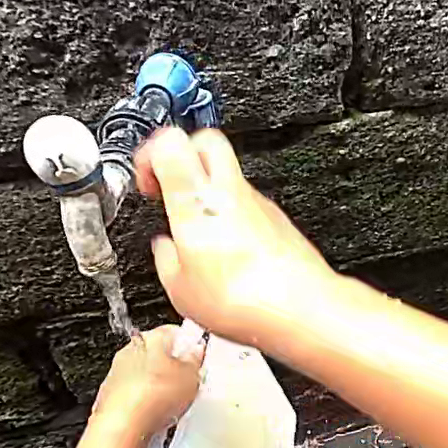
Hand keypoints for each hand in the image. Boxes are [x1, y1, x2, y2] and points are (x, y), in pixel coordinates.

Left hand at [89, 323, 204, 446]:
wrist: (122, 427)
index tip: (199, 356)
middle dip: (173, 366)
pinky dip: (144, 401)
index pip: (176, 331)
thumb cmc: (153, 397)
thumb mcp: (192, 375)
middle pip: (158, 353)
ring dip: (157, 384)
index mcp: (151, 337)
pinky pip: (134, 394)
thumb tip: (196, 355)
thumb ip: (196, 360)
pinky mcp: (108, 398)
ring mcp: (116, 374)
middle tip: (188, 380)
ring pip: (145, 374)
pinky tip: (157, 413)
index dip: (191, 344)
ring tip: (173, 401)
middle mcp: (129, 350)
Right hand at [134, 127, 337, 349]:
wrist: (300, 307)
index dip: (150, 153)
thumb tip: (166, 250)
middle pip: (207, 140)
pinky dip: (232, 211)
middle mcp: (230, 193)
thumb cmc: (243, 299)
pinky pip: (249, 202)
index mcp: (196, 201)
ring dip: (209, 188)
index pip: (170, 142)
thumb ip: (167, 260)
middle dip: (183, 154)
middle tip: (170, 186)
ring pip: (230, 173)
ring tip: (198, 225)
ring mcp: (258, 203)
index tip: (146, 181)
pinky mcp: (277, 219)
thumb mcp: (180, 289)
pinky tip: (227, 246)